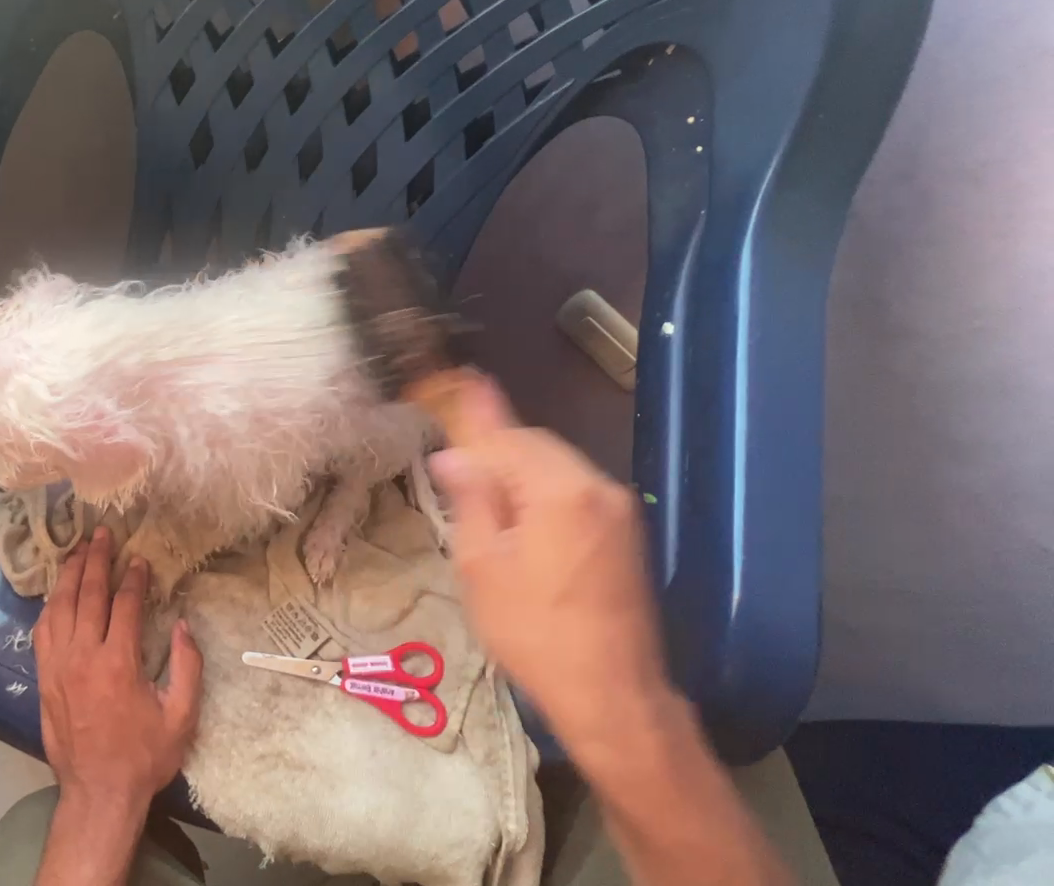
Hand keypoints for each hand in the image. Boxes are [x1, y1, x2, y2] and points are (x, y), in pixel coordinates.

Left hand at [34, 527, 203, 812]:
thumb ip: (187, 667)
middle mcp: (83, 655)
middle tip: (103, 534)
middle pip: (88, 594)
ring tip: (79, 549)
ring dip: (70, 574)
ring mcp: (57, 665)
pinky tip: (58, 591)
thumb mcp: (182, 718)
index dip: (133, 577)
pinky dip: (50, 604)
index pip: (124, 604)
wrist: (97, 794)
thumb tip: (181, 624)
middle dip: (97, 560)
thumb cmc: (144, 757)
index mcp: (118, 662)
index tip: (139, 558)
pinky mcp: (43, 676)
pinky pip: (42, 630)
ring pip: (60, 606)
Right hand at [427, 374, 668, 750]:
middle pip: (533, 444)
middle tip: (453, 471)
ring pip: (553, 465)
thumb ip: (471, 499)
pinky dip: (540, 489)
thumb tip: (453, 456)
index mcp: (559, 491)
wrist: (612, 694)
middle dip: (492, 447)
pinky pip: (572, 489)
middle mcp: (596, 488)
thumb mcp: (481, 565)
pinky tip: (518, 520)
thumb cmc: (533, 630)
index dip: (473, 408)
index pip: (506, 434)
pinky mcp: (625, 533)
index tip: (447, 379)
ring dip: (515, 469)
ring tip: (481, 503)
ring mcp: (617, 510)